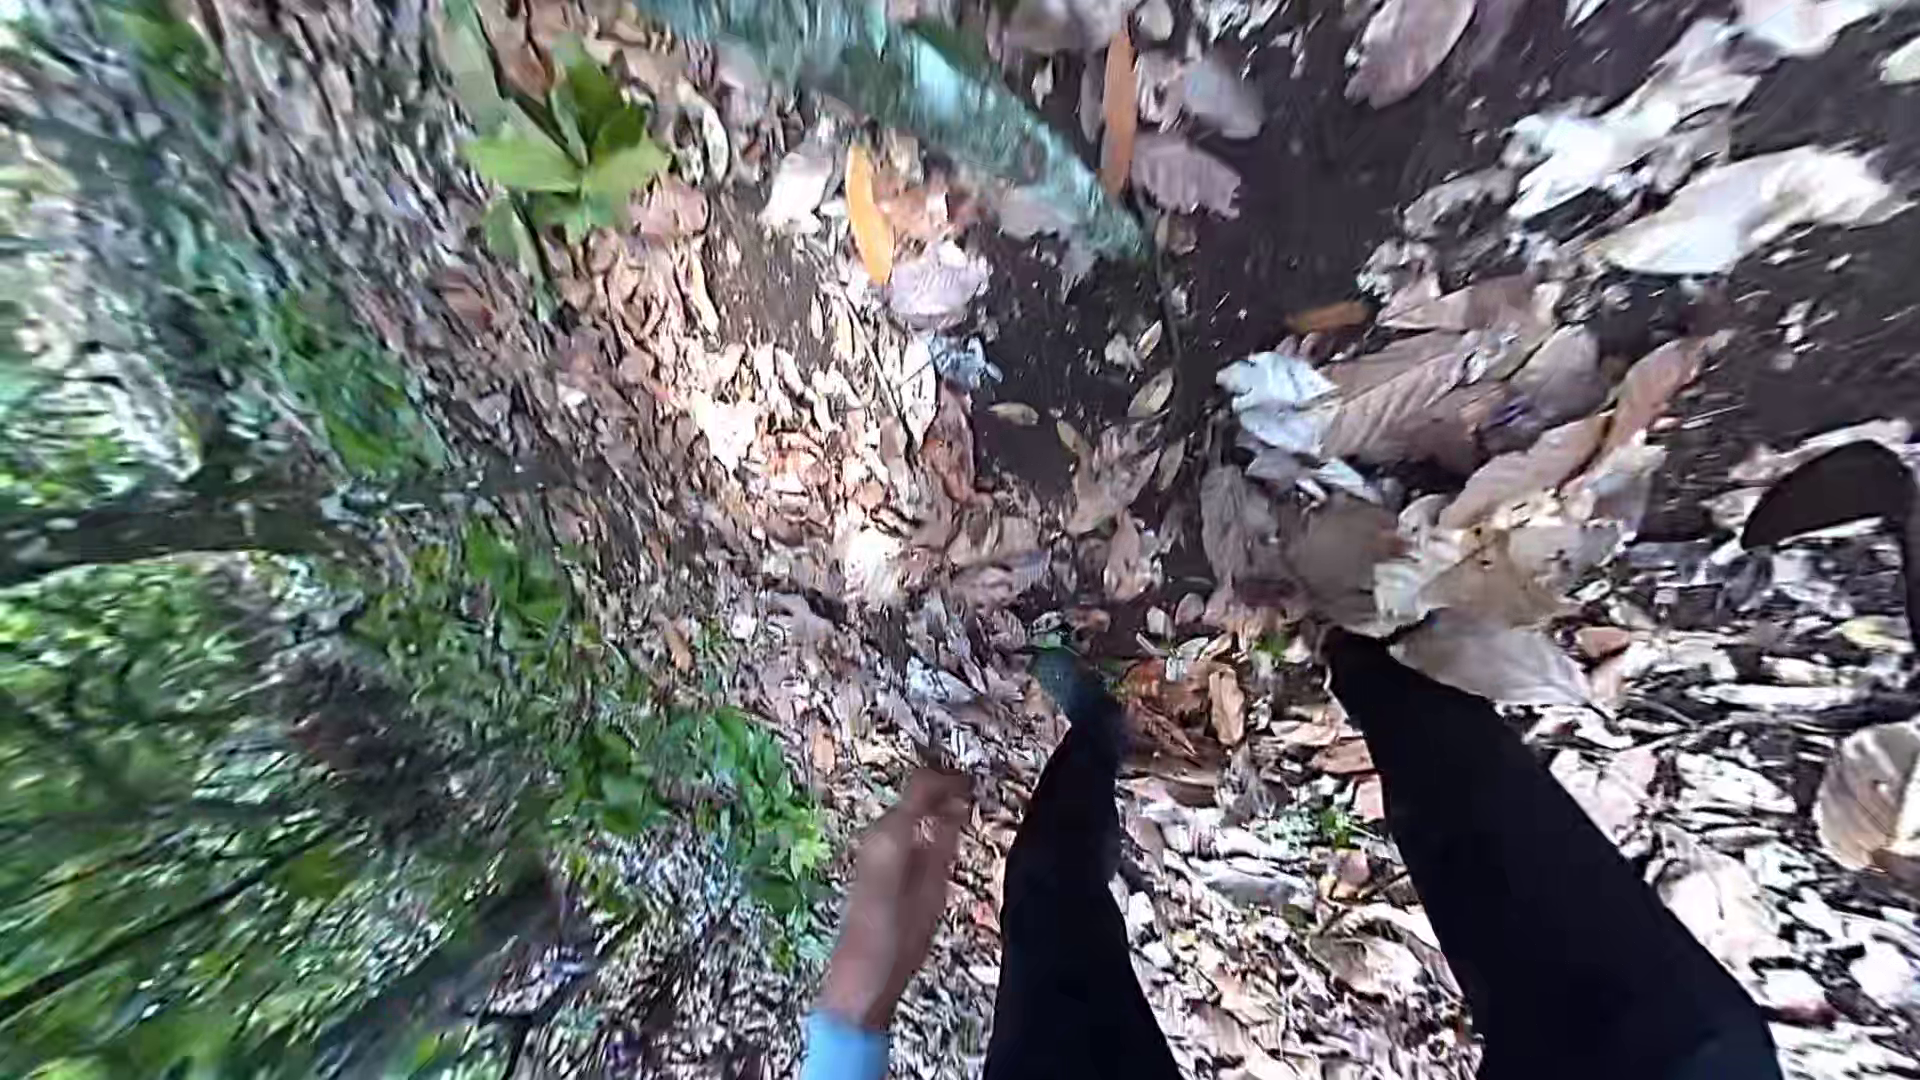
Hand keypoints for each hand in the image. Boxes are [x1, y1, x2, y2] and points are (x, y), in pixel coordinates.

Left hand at [818, 769, 970, 1029]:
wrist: (859, 980)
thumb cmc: (899, 939)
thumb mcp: (933, 889)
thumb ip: (945, 839)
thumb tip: (958, 804)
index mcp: (892, 834)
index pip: (922, 784)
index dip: (948, 777)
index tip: (970, 780)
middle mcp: (877, 832)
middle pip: (913, 794)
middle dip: (942, 791)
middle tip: (970, 796)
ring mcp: (870, 846)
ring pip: (907, 810)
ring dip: (931, 807)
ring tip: (960, 815)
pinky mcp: (870, 860)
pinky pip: (900, 829)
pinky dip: (920, 825)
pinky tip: (937, 838)